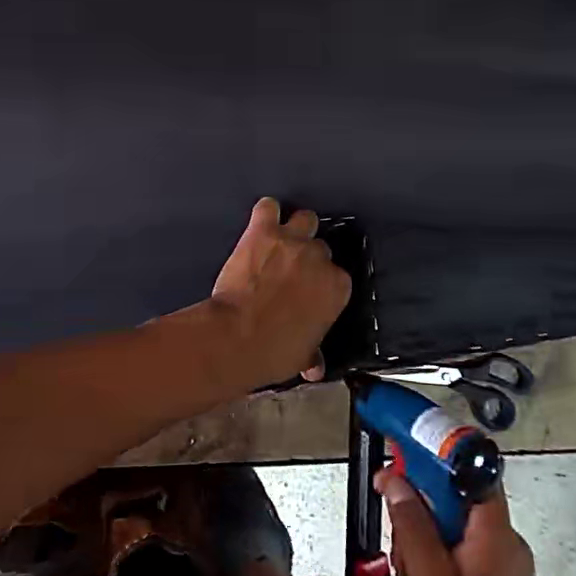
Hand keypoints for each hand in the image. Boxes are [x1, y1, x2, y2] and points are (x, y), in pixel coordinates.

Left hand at [207, 198, 350, 390]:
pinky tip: (261, 221)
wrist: (236, 337)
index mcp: (337, 287)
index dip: (322, 281)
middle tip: (291, 269)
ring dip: (295, 227)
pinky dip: (266, 212)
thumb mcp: (301, 356)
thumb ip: (312, 354)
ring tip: (281, 240)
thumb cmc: (274, 351)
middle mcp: (319, 258)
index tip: (310, 290)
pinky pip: (269, 208)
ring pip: (304, 218)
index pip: (338, 276)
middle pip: (320, 247)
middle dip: (308, 256)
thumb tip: (315, 368)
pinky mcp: (263, 231)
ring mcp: (292, 241)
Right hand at [379, 469, 564, 575]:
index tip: (401, 458)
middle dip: (422, 516)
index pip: (469, 468)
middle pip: (458, 501)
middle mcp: (507, 542)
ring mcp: (510, 566)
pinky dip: (444, 565)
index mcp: (494, 532)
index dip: (433, 457)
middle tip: (402, 551)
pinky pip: (469, 556)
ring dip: (429, 546)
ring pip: (460, 531)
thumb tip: (398, 481)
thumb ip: (414, 530)